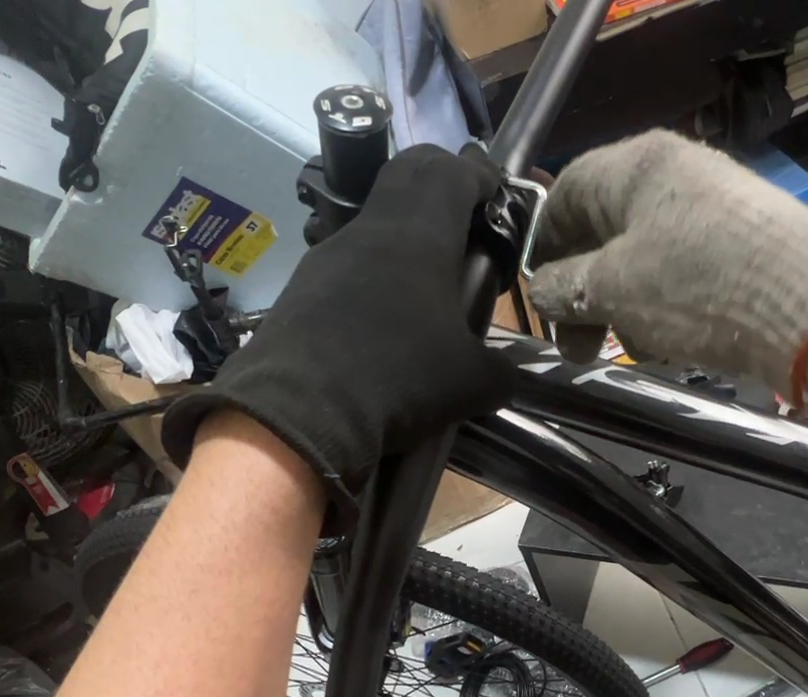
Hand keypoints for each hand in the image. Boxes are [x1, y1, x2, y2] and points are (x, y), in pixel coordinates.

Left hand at [162, 144, 509, 527]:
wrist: (302, 412)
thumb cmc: (400, 379)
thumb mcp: (472, 383)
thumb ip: (501, 371)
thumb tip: (505, 373)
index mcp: (420, 234)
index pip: (453, 172)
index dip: (480, 176)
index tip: (496, 195)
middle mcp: (371, 230)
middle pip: (408, 177)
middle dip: (441, 186)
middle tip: (465, 220)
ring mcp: (329, 257)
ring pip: (375, 224)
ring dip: (405, 237)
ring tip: (427, 283)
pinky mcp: (302, 290)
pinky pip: (348, 265)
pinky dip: (374, 276)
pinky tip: (382, 321)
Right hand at [528, 130, 807, 400]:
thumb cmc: (695, 286)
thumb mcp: (612, 289)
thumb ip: (564, 288)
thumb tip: (543, 291)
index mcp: (635, 166)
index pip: (565, 195)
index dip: (543, 249)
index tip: (539, 301)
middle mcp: (674, 175)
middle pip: (604, 231)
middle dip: (583, 293)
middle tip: (577, 347)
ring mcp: (713, 208)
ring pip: (642, 258)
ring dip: (621, 306)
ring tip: (628, 347)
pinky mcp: (742, 243)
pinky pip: (681, 271)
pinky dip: (661, 305)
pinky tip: (668, 340)